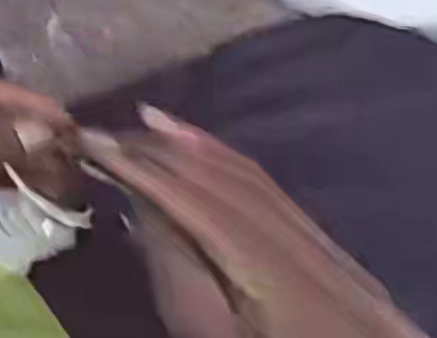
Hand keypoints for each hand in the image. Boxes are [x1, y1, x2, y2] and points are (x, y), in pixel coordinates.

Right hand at [78, 106, 425, 337]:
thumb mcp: (197, 326)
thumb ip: (170, 256)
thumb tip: (134, 187)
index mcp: (299, 299)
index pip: (207, 211)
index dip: (143, 169)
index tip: (87, 138)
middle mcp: (337, 274)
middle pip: (235, 192)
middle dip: (162, 154)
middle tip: (102, 132)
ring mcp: (349, 267)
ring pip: (259, 186)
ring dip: (194, 148)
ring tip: (142, 118)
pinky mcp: (344, 263)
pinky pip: (278, 196)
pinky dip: (227, 161)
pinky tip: (189, 136)